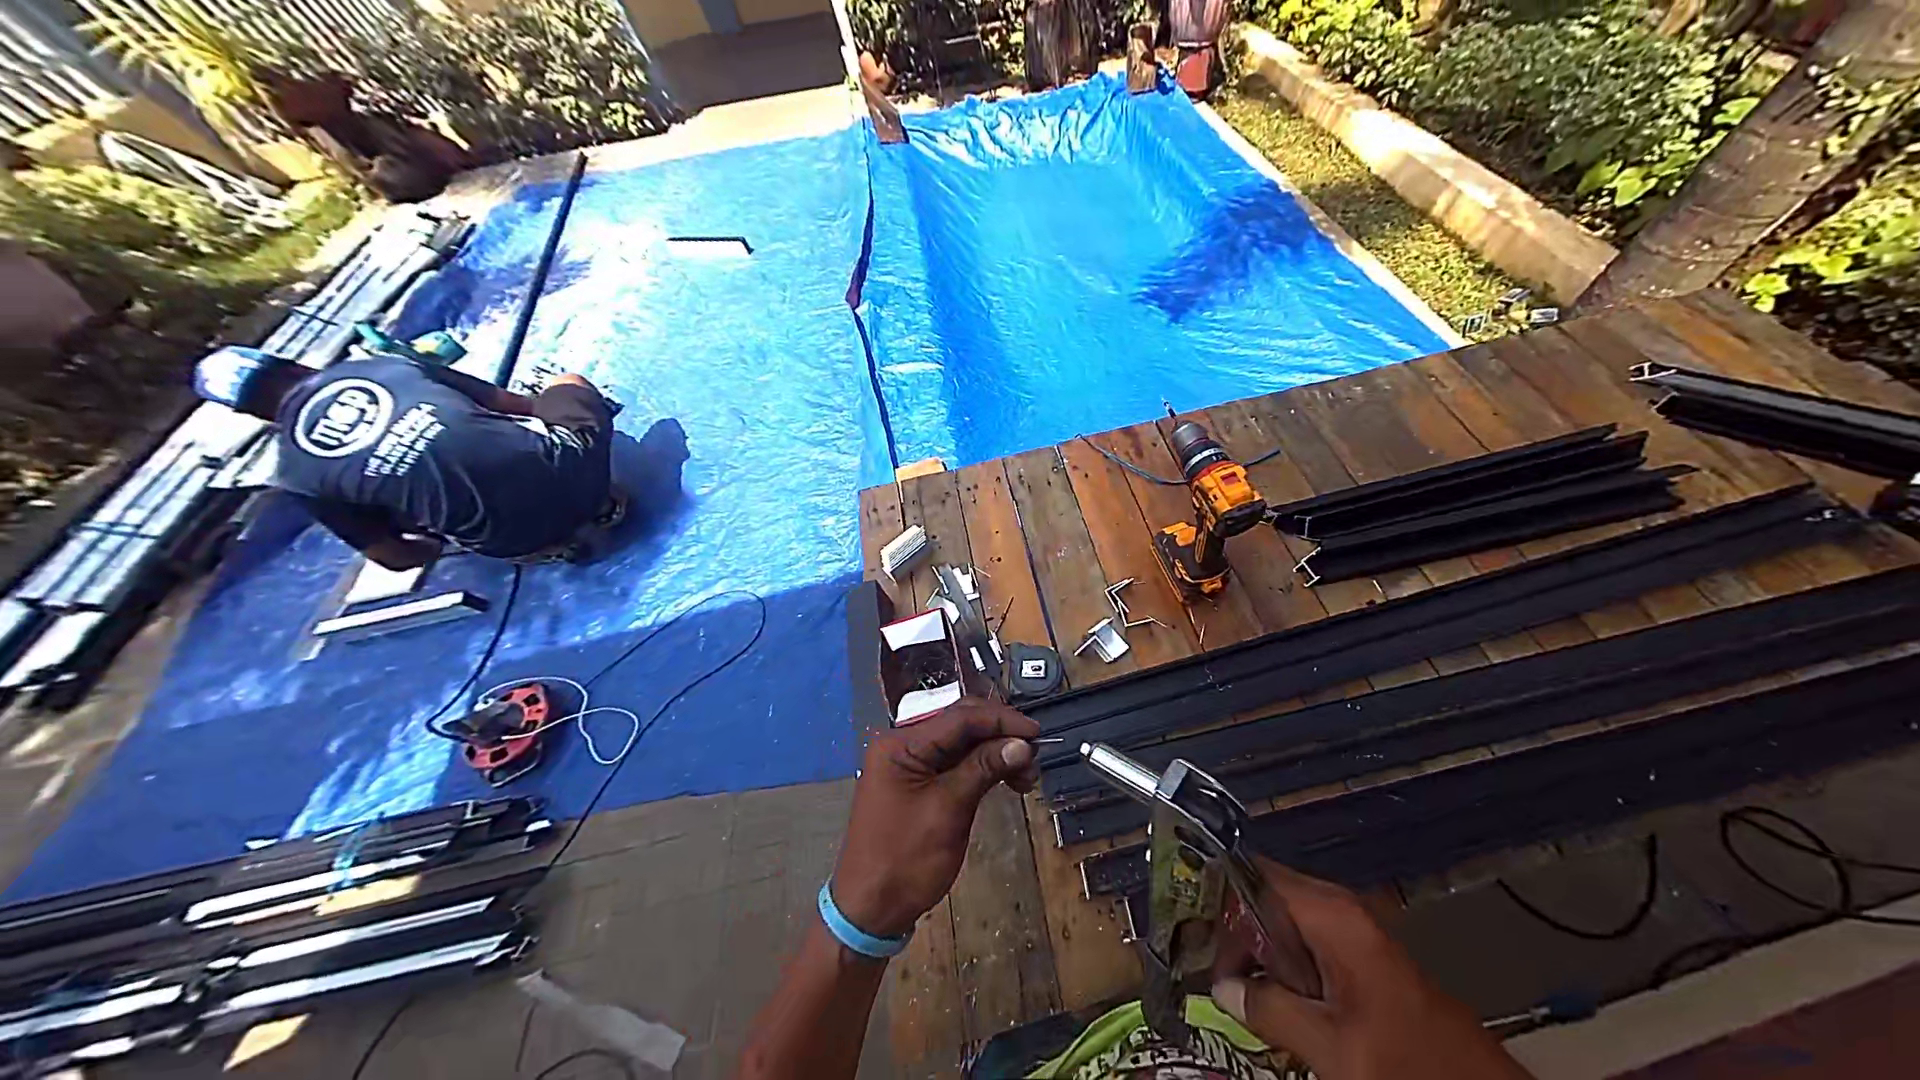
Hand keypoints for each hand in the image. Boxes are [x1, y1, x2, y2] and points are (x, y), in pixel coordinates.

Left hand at [830, 700, 1040, 939]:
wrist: (869, 910)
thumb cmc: (904, 860)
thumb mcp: (948, 810)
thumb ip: (983, 769)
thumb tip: (1022, 745)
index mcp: (900, 743)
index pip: (960, 717)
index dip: (1001, 720)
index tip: (1037, 734)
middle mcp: (903, 744)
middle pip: (961, 724)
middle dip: (1000, 735)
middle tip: (1033, 757)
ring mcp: (910, 764)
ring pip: (962, 743)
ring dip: (995, 752)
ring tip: (1024, 776)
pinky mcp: (919, 782)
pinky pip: (955, 762)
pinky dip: (982, 768)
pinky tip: (1004, 779)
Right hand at [1211, 857, 1531, 1079]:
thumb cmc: (1408, 1063)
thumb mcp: (1332, 1046)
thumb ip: (1269, 1008)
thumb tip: (1221, 987)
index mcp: (1330, 913)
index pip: (1253, 872)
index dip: (1214, 888)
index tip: (1184, 919)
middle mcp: (1337, 911)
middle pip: (1262, 896)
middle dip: (1230, 926)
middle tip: (1200, 960)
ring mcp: (1350, 935)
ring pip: (1280, 923)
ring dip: (1253, 950)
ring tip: (1224, 980)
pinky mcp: (1358, 960)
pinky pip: (1302, 946)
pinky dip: (1279, 965)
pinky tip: (1265, 996)